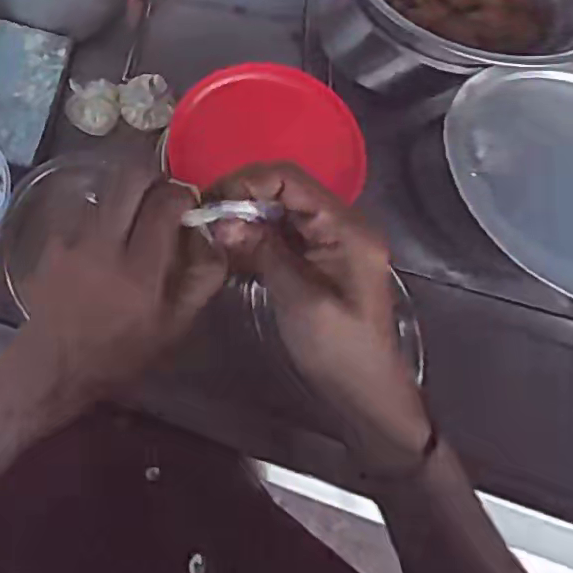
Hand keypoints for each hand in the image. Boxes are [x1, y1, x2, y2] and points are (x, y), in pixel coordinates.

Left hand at [12, 164, 226, 409]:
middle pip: (131, 178)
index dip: (182, 195)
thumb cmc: (122, 352)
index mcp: (140, 270)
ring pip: (106, 192)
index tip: (187, 204)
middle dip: (153, 179)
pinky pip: (83, 214)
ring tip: (130, 225)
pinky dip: (100, 220)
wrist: (56, 366)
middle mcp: (104, 246)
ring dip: (125, 199)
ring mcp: (72, 240)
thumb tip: (210, 234)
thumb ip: (203, 276)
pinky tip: (100, 246)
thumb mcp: (176, 326)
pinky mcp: (51, 241)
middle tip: (161, 197)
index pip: (165, 203)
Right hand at [210, 162, 433, 475]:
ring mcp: (329, 238)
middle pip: (284, 189)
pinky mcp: (317, 254)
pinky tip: (232, 249)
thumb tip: (221, 220)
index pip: (291, 180)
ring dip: (245, 216)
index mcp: (345, 227)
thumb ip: (263, 252)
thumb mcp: (299, 300)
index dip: (248, 182)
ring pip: (279, 208)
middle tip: (206, 217)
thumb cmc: (340, 349)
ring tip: (213, 233)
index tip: (212, 202)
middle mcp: (339, 223)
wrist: (367, 393)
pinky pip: (281, 230)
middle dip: (242, 197)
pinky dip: (254, 235)